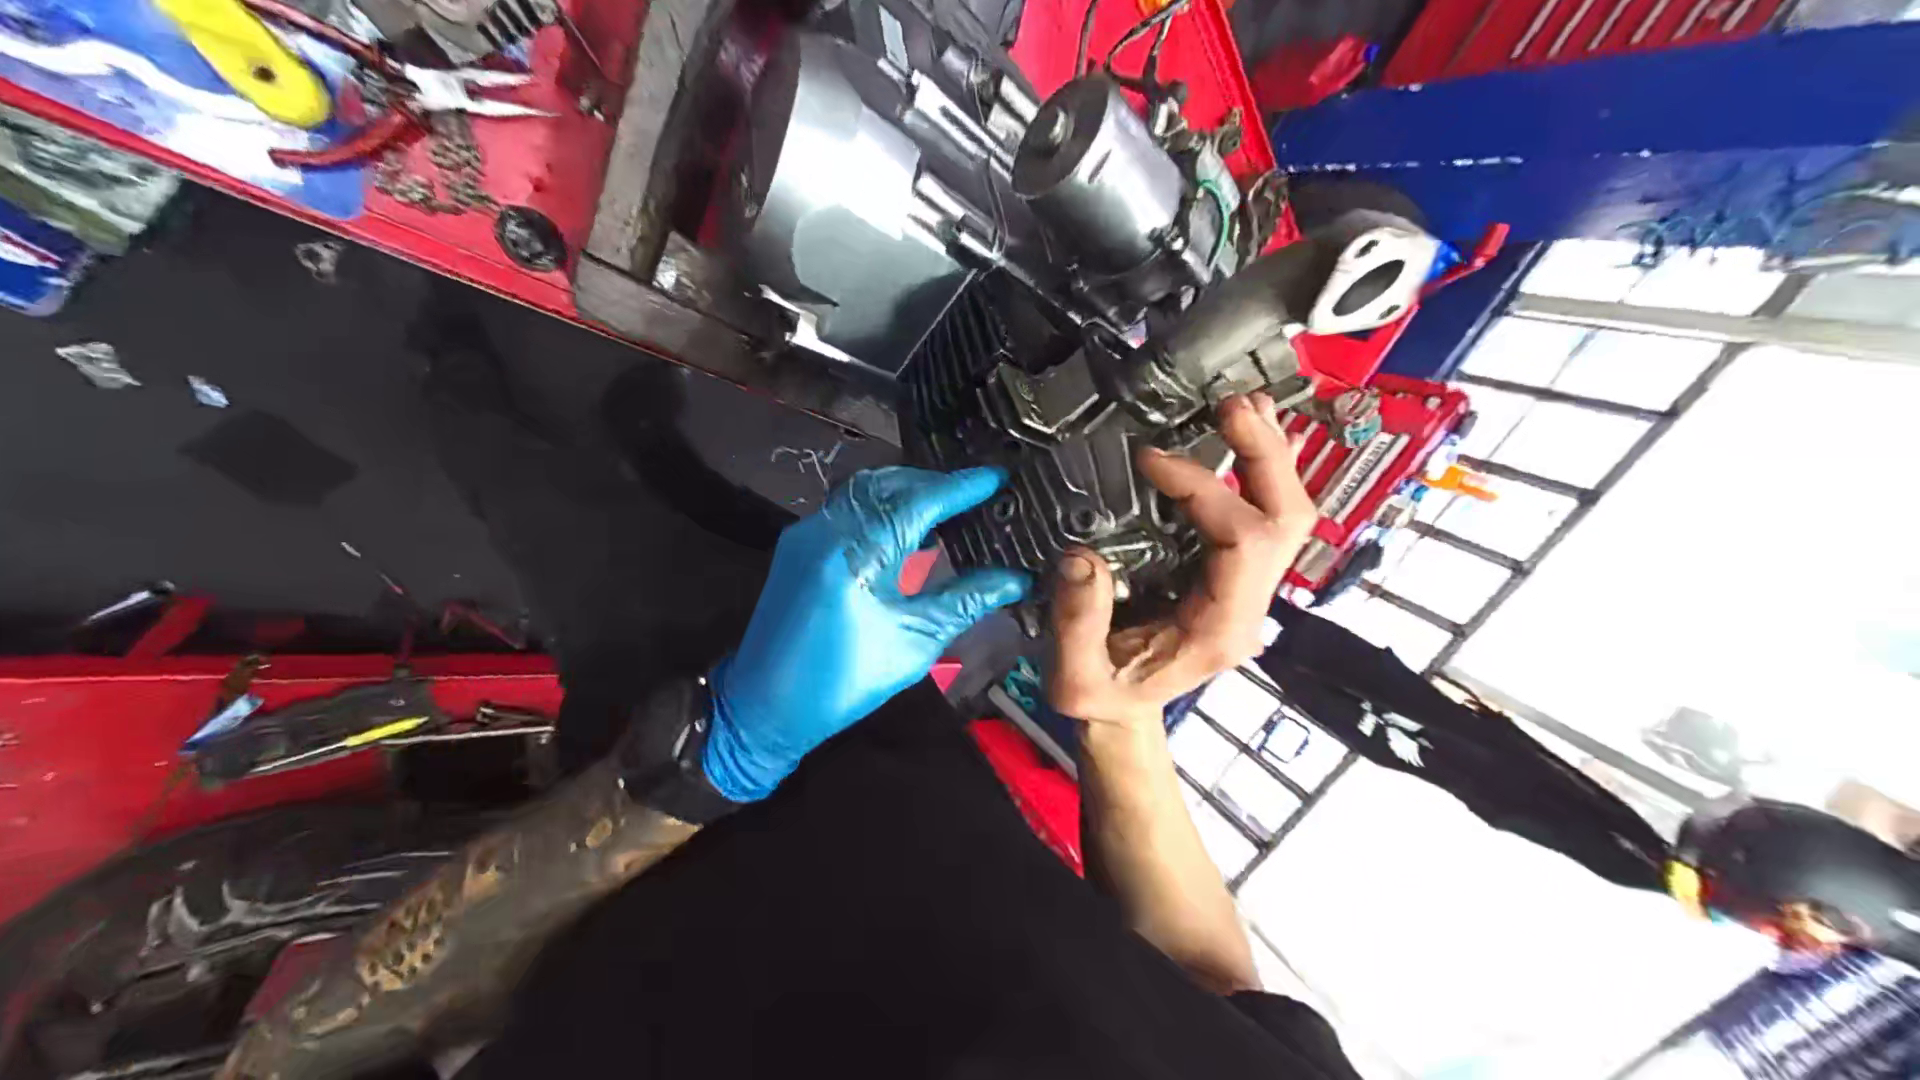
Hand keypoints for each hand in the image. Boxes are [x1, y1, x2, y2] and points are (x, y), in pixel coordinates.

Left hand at [704, 466, 1030, 800]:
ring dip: (906, 489)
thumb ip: (966, 600)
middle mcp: (828, 529)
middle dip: (934, 482)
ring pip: (864, 489)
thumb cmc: (843, 682)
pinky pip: (845, 505)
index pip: (920, 502)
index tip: (997, 477)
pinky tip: (905, 524)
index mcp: (859, 555)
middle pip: (890, 484)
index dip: (962, 487)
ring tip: (946, 503)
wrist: (763, 704)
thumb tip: (1017, 578)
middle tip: (975, 492)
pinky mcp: (797, 543)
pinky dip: (880, 504)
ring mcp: (807, 532)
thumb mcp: (915, 642)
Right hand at [1050, 392, 1314, 728]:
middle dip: (1265, 456)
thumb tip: (1081, 555)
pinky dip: (1253, 473)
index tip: (1152, 461)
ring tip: (1240, 408)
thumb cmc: (1104, 695)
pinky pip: (1259, 517)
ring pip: (1285, 512)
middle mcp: (1248, 603)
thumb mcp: (1076, 677)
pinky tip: (1235, 440)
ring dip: (1268, 455)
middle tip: (1232, 407)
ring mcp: (1246, 587)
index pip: (1244, 541)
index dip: (1206, 489)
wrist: (1125, 708)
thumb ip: (1077, 622)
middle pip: (1287, 518)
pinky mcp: (1232, 573)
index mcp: (1221, 628)